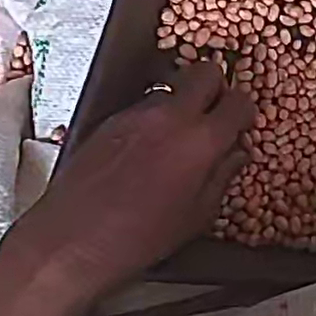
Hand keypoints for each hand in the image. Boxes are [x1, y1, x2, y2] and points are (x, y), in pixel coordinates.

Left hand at [3, 62, 254, 292]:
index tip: (242, 126)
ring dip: (183, 104)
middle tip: (216, 115)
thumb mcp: (199, 214)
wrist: (70, 242)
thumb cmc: (142, 237)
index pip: (238, 101)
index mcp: (201, 141)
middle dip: (217, 88)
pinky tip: (149, 150)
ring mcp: (135, 115)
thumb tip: (237, 153)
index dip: (245, 111)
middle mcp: (169, 117)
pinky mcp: (108, 122)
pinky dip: (155, 118)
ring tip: (179, 137)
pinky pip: (143, 106)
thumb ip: (223, 175)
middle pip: (205, 73)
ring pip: (172, 89)